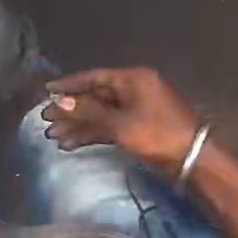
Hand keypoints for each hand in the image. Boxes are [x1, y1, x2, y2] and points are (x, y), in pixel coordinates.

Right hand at [41, 67, 201, 172]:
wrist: (192, 160)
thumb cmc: (157, 134)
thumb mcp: (119, 123)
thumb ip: (88, 111)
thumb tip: (59, 101)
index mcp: (132, 79)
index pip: (93, 77)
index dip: (68, 84)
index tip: (47, 90)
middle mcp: (132, 90)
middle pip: (94, 97)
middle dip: (69, 110)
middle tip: (45, 119)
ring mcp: (135, 109)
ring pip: (99, 114)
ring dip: (77, 125)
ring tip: (53, 137)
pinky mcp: (136, 128)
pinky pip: (107, 126)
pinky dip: (90, 134)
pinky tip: (71, 144)